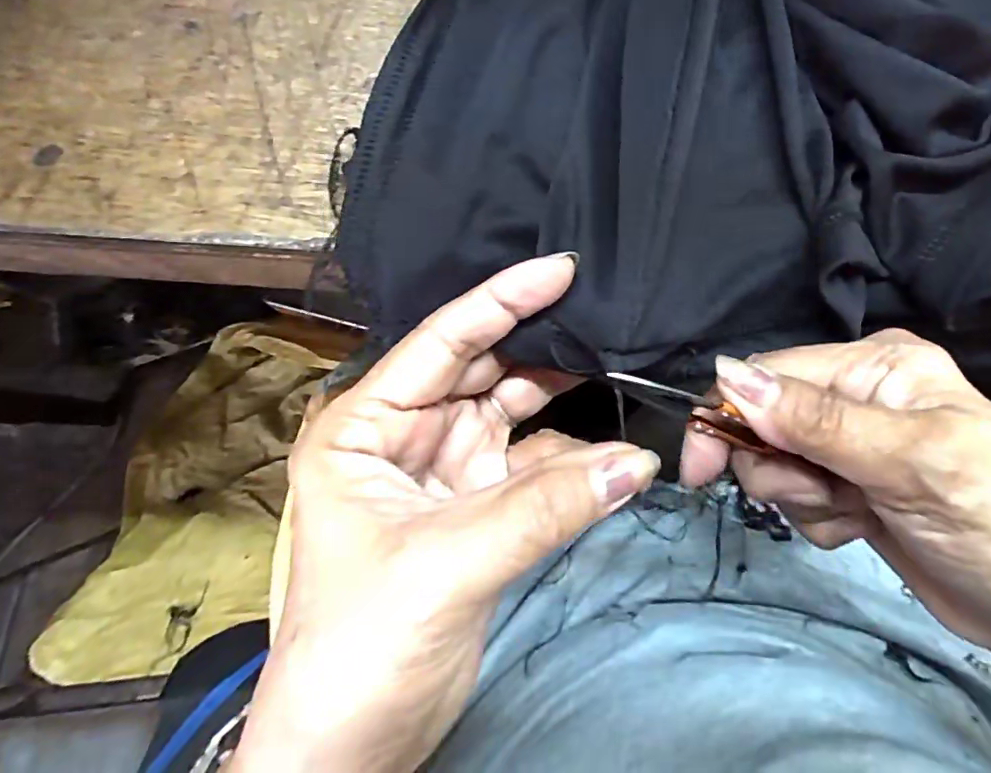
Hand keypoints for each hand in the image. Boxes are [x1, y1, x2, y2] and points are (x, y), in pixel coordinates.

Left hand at [231, 254, 659, 772]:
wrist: (351, 756)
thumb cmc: (360, 652)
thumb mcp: (448, 566)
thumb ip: (547, 507)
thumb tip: (639, 462)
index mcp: (366, 426)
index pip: (443, 342)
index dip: (503, 299)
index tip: (564, 268)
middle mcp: (408, 435)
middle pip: (487, 367)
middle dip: (544, 343)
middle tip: (607, 317)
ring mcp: (449, 468)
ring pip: (518, 410)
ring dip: (568, 399)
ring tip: (622, 371)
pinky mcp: (482, 503)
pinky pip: (540, 461)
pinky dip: (578, 457)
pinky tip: (617, 456)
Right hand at [679, 329, 990, 722]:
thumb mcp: (915, 465)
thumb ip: (818, 420)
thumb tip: (725, 373)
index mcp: (882, 365)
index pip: (777, 373)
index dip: (732, 414)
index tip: (701, 470)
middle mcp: (866, 395)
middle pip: (770, 418)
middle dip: (781, 464)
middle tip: (828, 496)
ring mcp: (862, 446)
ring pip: (781, 461)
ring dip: (803, 497)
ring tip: (858, 516)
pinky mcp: (860, 490)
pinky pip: (804, 495)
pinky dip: (819, 517)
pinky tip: (863, 530)